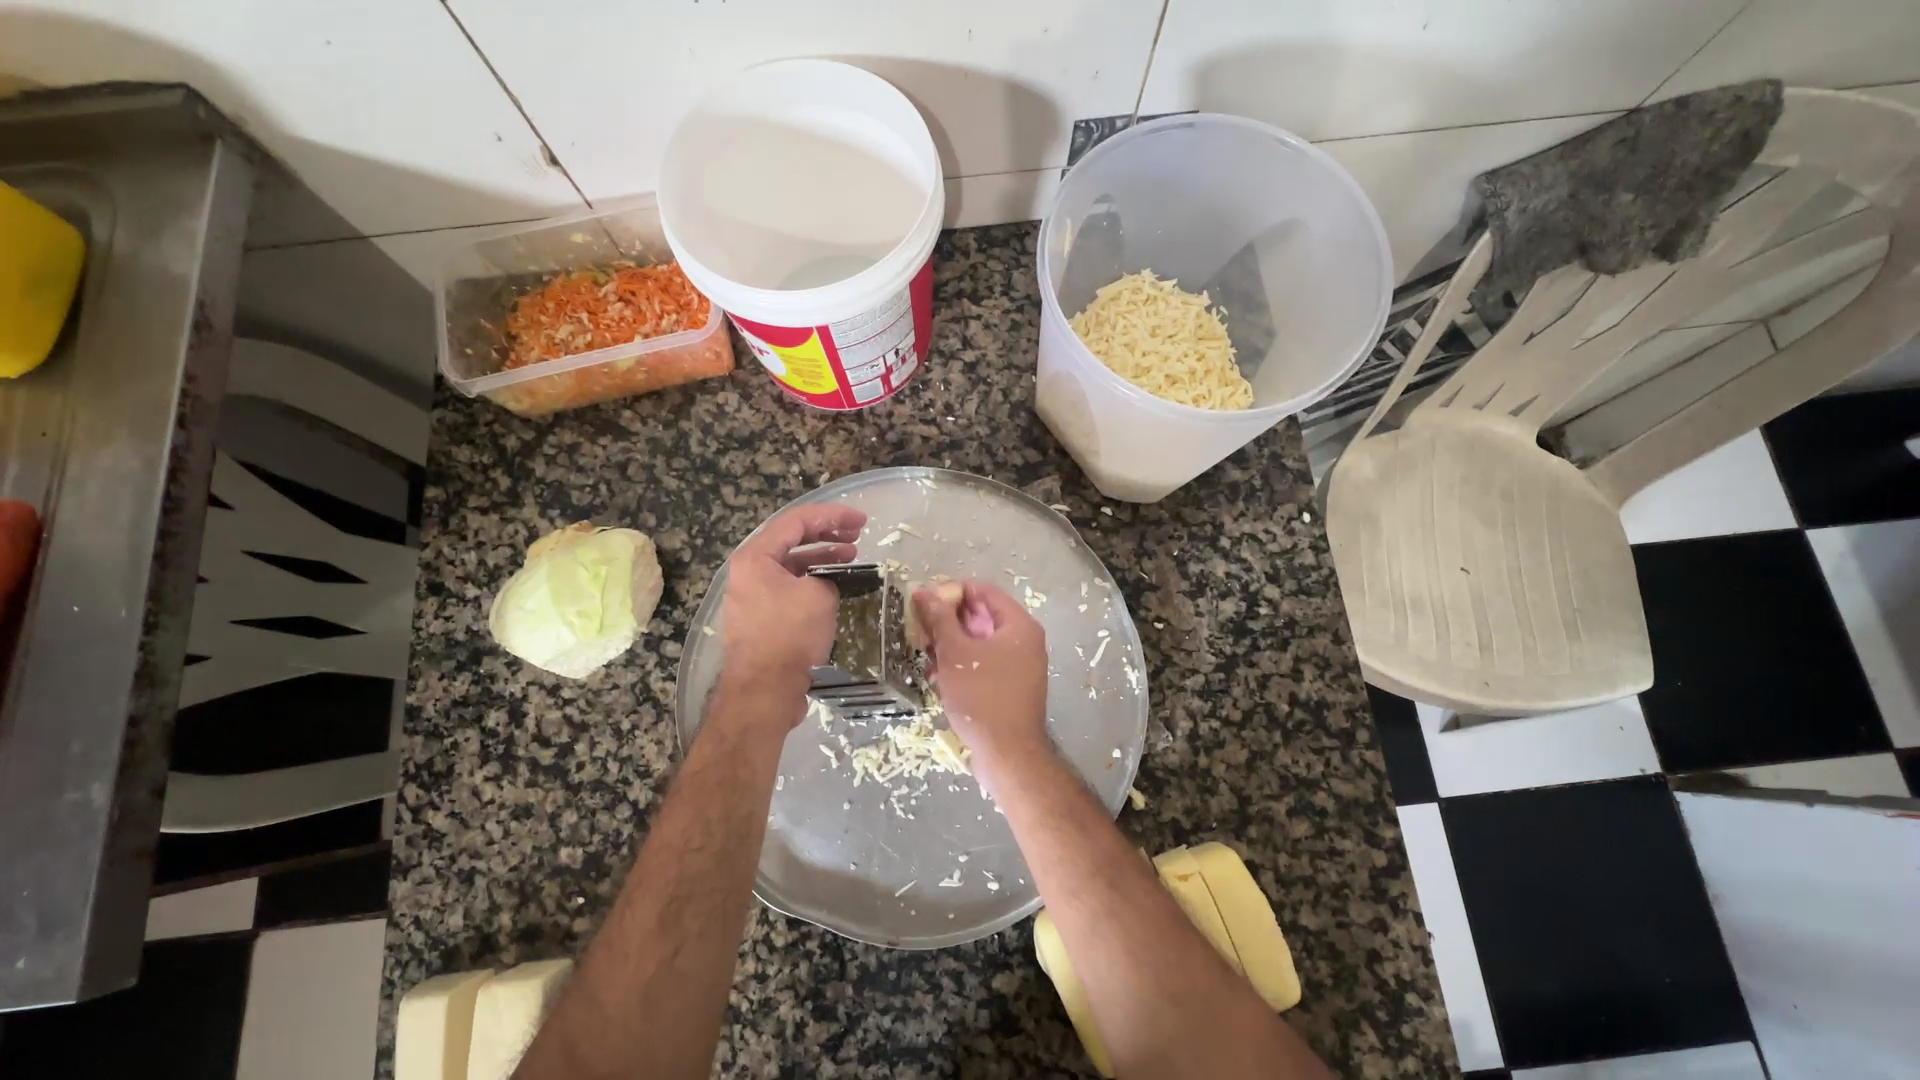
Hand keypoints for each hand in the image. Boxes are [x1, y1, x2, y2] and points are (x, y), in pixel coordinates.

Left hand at [719, 503, 866, 720]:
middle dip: (827, 534)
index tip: (861, 521)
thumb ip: (827, 576)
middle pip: (790, 540)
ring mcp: (752, 597)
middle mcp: (748, 572)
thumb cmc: (789, 634)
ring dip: (821, 558)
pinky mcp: (761, 620)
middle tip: (857, 536)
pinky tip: (834, 588)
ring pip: (791, 566)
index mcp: (755, 557)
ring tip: (851, 558)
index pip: (796, 521)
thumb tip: (827, 584)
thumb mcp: (818, 595)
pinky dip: (812, 583)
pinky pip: (789, 589)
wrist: (765, 689)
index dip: (832, 516)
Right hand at [911, 580, 1049, 784]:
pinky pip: (984, 664)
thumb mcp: (955, 653)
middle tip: (919, 626)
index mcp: (1019, 625)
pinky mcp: (1011, 687)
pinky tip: (937, 674)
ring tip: (923, 651)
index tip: (923, 600)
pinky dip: (962, 664)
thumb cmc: (982, 697)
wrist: (1007, 753)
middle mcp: (1024, 641)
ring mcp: (1020, 666)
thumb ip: (939, 619)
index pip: (984, 591)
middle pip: (982, 616)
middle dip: (948, 620)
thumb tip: (923, 592)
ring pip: (980, 642)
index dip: (952, 591)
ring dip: (951, 644)